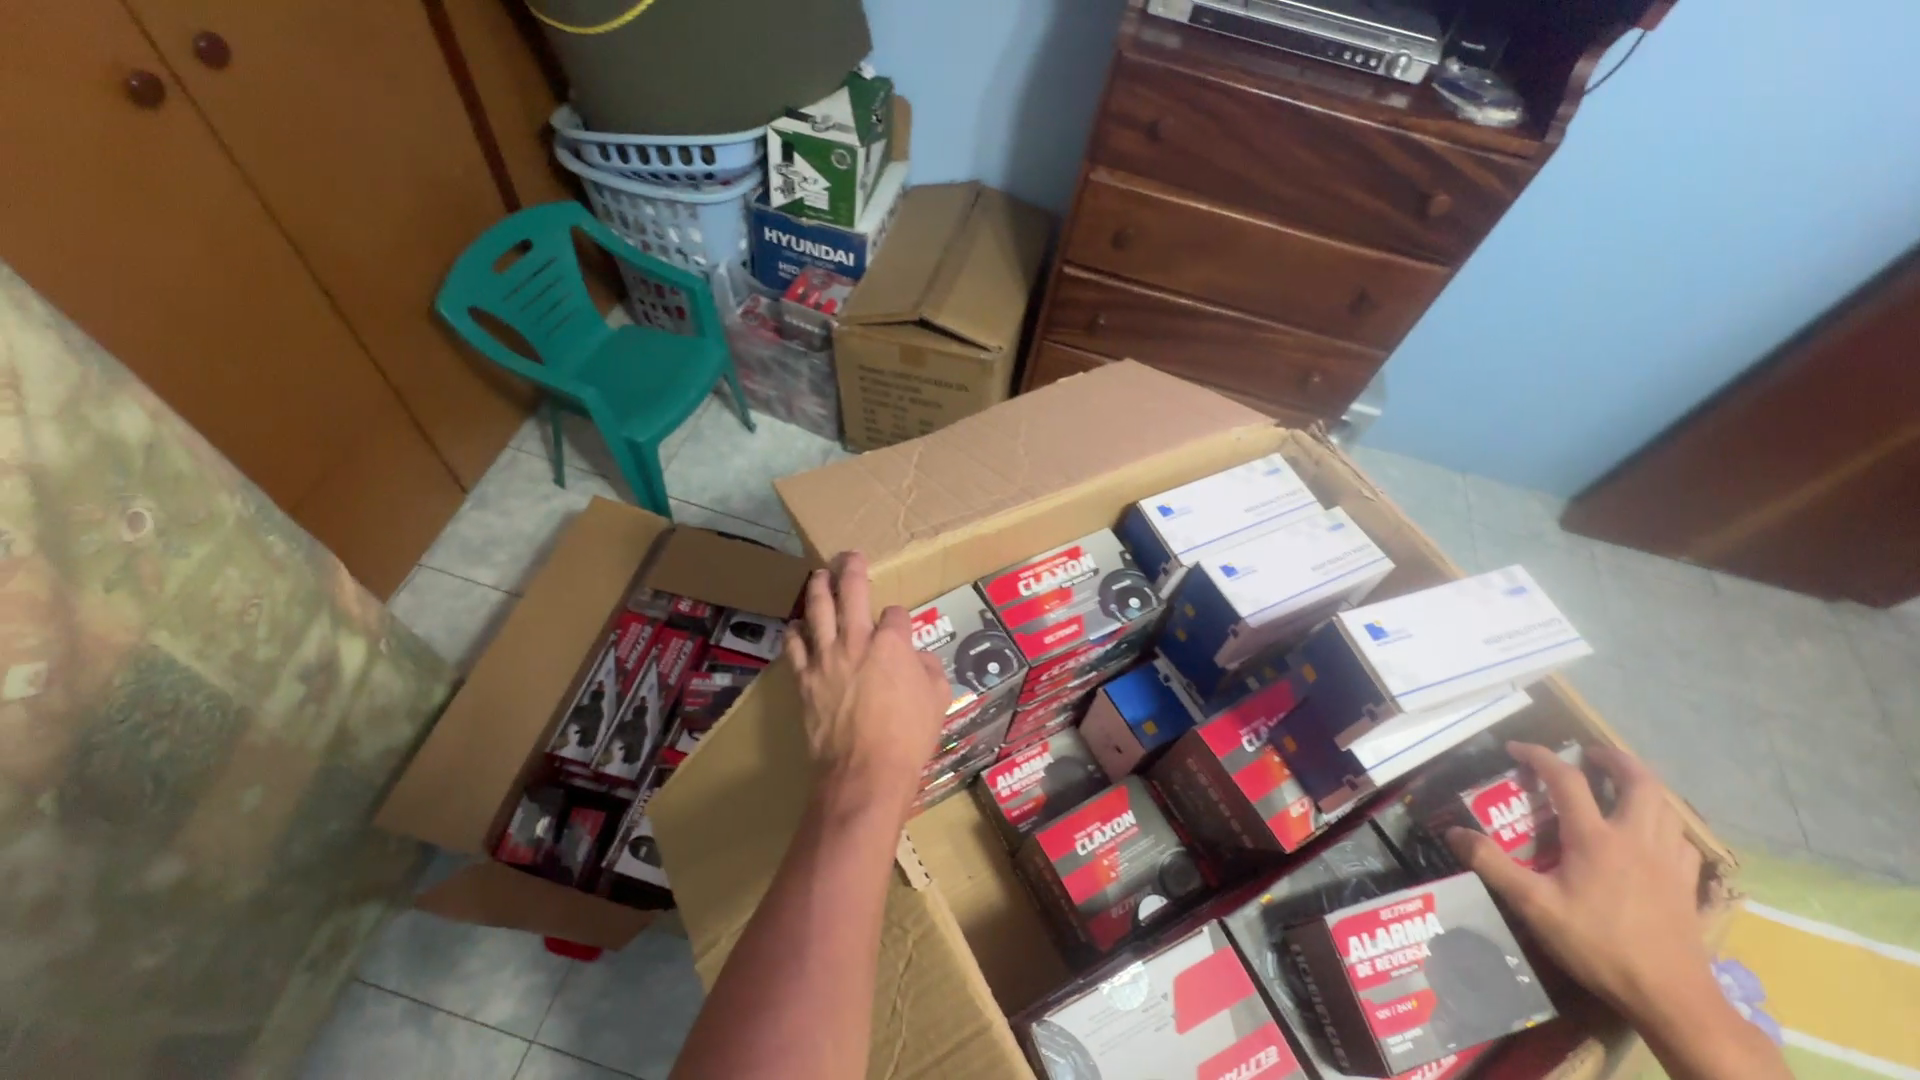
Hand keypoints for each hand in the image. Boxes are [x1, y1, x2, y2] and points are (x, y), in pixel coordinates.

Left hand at [785, 552, 948, 822]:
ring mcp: (825, 658)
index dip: (899, 618)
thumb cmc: (908, 738)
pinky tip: (796, 625)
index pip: (896, 614)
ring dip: (818, 588)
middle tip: (850, 556)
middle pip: (851, 592)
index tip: (900, 626)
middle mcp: (856, 641)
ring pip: (817, 610)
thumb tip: (919, 660)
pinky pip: (794, 646)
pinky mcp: (803, 679)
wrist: (864, 772)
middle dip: (852, 569)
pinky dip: (795, 631)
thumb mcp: (938, 701)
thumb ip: (930, 671)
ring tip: (818, 575)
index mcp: (893, 643)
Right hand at [1447, 742, 1709, 1023]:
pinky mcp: (1687, 882)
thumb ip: (1493, 864)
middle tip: (1590, 755)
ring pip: (1666, 804)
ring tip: (1621, 785)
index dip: (1540, 756)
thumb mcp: (1533, 905)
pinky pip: (1680, 837)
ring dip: (1643, 785)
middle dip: (1614, 759)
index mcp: (1596, 838)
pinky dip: (1664, 821)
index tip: (1517, 749)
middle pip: (1638, 781)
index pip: (1566, 779)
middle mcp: (1636, 838)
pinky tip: (1651, 834)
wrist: (1669, 994)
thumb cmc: (1597, 944)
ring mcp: (1668, 860)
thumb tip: (1455, 833)